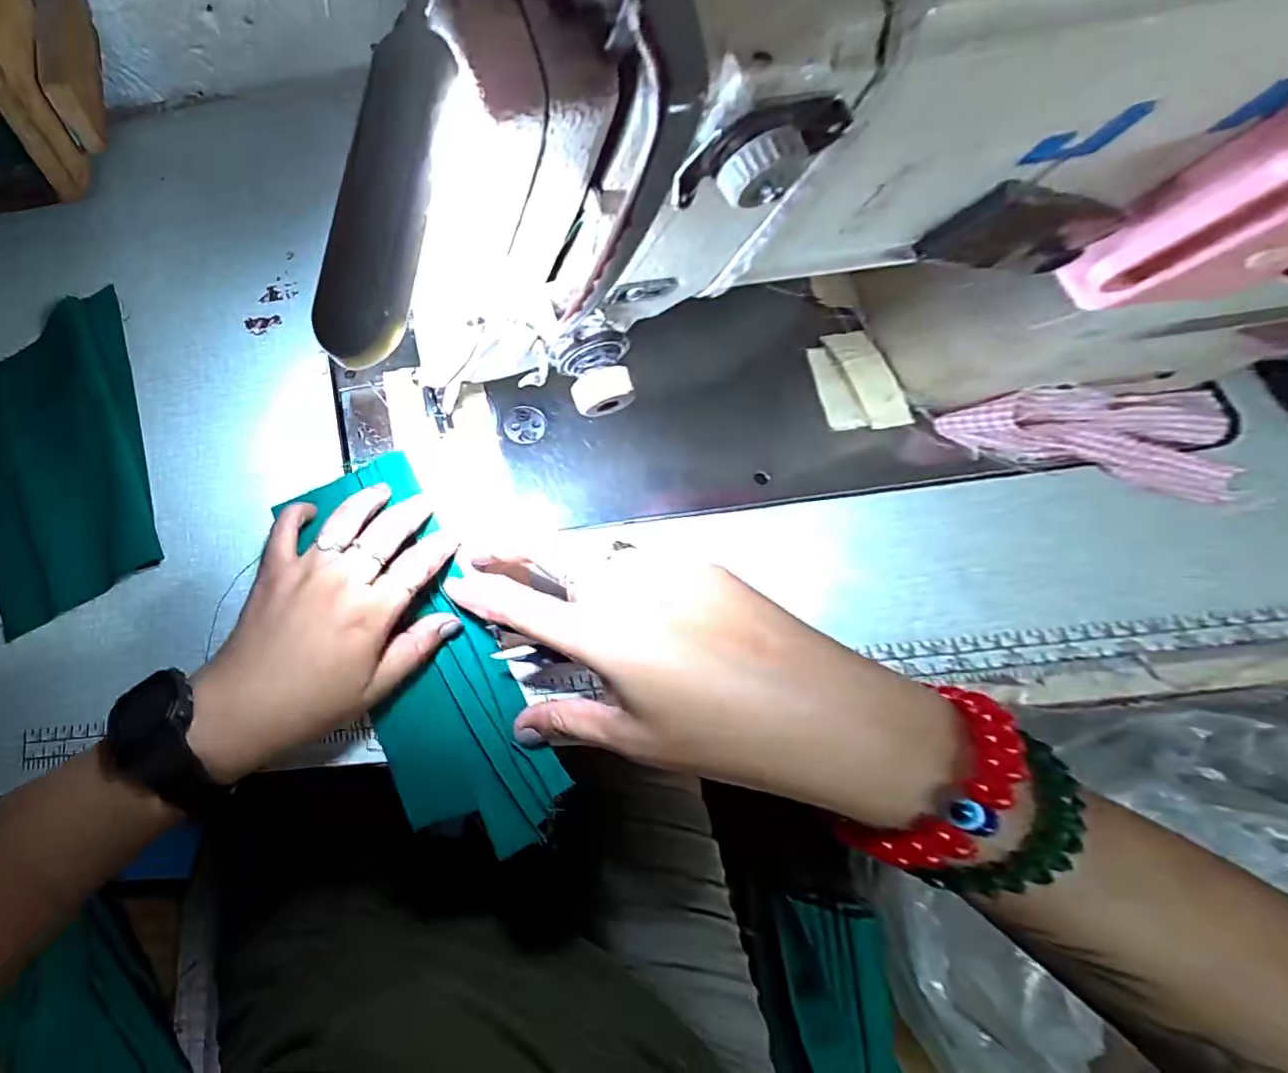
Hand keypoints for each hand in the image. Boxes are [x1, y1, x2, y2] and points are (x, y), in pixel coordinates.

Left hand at [186, 485, 461, 783]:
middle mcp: (342, 579)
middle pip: (384, 534)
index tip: (452, 535)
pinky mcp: (274, 569)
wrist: (245, 706)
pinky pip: (285, 529)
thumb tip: (451, 620)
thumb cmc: (315, 703)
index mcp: (371, 612)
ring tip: (382, 489)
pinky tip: (311, 509)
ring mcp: (305, 568)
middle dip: (410, 514)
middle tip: (425, 502)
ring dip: (365, 501)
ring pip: (342, 521)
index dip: (438, 549)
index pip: (415, 568)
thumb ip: (413, 650)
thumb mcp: (374, 689)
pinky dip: (298, 513)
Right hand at [443, 547, 964, 827]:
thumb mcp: (640, 739)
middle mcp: (626, 588)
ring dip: (560, 555)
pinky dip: (609, 564)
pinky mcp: (699, 561)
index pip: (523, 606)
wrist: (830, 711)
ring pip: (593, 548)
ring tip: (545, 573)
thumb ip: (571, 722)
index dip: (483, 592)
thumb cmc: (726, 738)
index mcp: (604, 637)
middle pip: (550, 551)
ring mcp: (665, 566)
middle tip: (481, 548)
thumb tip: (520, 727)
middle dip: (508, 547)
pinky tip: (617, 588)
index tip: (457, 579)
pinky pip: (636, 554)